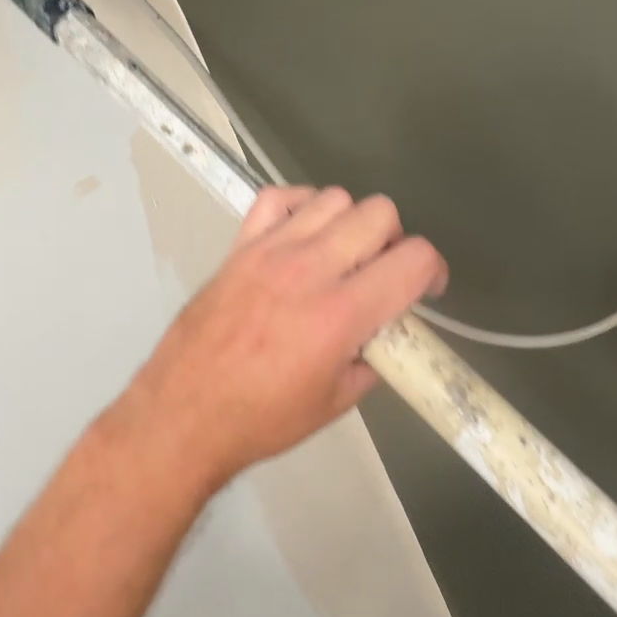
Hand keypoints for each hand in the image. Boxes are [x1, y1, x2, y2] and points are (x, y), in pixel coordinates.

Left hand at [116, 186, 447, 491]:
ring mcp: (272, 250)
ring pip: (335, 197)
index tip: (428, 288)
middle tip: (383, 271)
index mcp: (342, 314)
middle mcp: (311, 269)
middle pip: (380, 213)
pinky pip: (279, 197)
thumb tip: (383, 334)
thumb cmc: (260, 419)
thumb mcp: (335, 403)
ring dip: (351, 221)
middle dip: (395, 240)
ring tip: (343, 253)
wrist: (181, 416)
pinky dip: (302, 206)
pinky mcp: (241, 246)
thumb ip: (371, 360)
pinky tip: (303, 234)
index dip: (434, 270)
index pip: (414, 259)